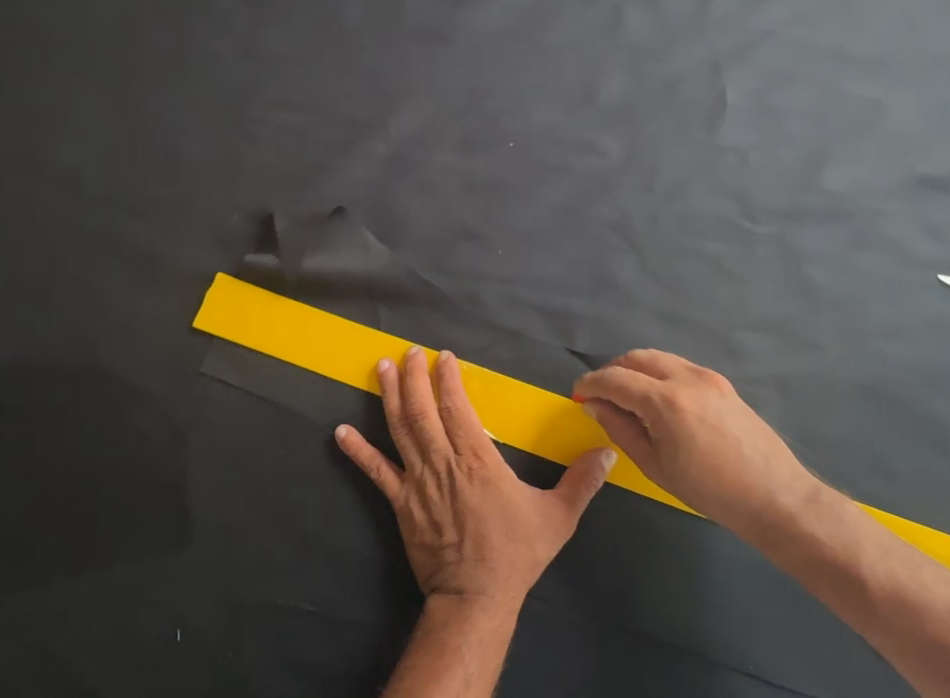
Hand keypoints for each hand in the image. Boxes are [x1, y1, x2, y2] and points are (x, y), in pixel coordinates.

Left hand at [336, 346, 614, 607]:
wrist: (476, 597)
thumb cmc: (515, 554)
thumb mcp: (558, 517)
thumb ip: (581, 481)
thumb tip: (608, 452)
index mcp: (478, 460)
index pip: (458, 408)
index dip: (448, 379)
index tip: (443, 358)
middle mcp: (444, 463)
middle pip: (423, 410)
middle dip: (414, 377)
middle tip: (408, 352)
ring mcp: (417, 482)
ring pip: (400, 429)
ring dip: (388, 396)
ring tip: (380, 367)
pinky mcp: (400, 503)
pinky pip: (375, 472)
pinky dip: (358, 450)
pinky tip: (340, 432)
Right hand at [573, 349, 821, 540]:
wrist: (775, 496)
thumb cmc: (711, 491)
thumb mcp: (655, 466)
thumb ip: (621, 430)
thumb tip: (595, 406)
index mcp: (666, 401)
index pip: (614, 379)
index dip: (590, 384)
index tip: (577, 396)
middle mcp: (686, 377)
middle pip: (635, 358)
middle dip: (611, 372)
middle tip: (600, 397)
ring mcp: (707, 376)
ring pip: (657, 357)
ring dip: (634, 370)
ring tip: (626, 398)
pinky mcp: (721, 382)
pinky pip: (677, 366)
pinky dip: (657, 374)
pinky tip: (657, 402)